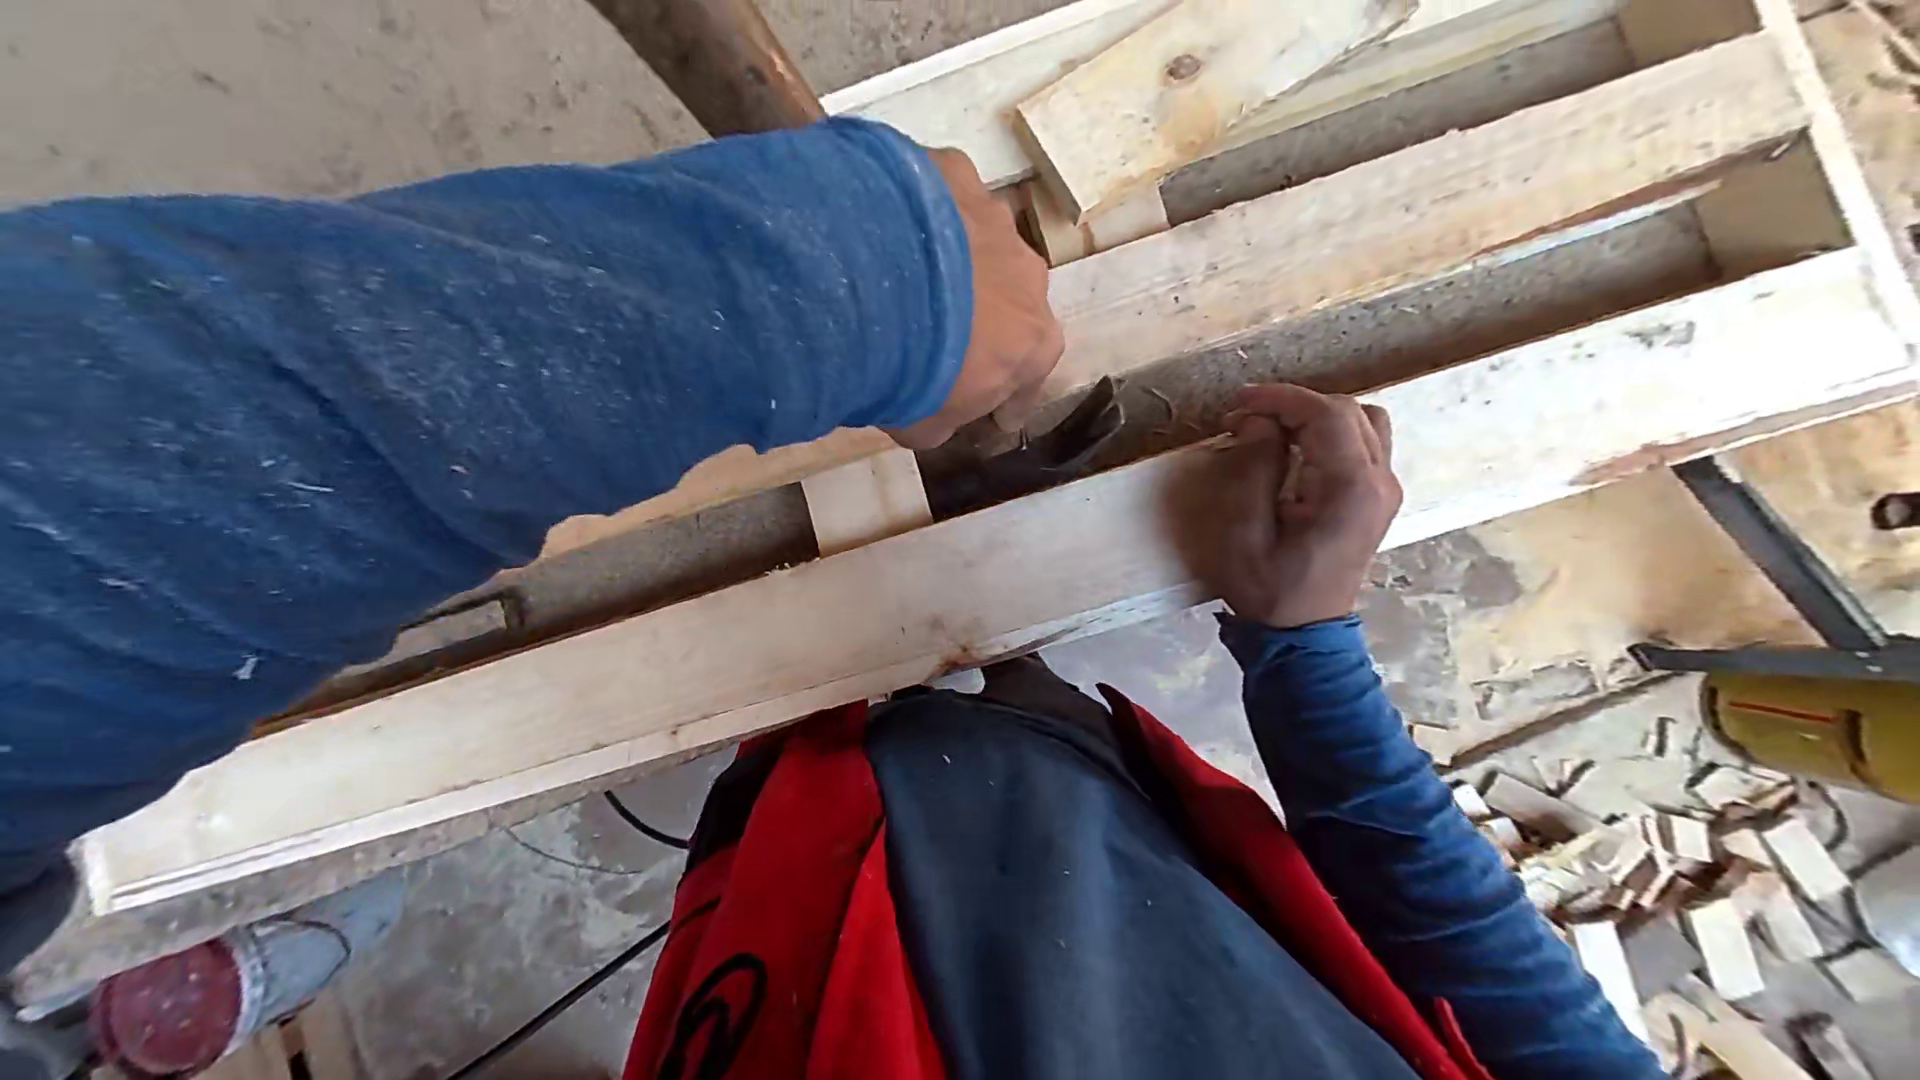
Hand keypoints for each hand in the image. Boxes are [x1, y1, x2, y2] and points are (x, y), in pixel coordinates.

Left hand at [888, 148, 1063, 449]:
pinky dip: (926, 213)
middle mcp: (1029, 278)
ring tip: (913, 278)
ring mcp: (995, 220)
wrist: (867, 289)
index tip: (1000, 415)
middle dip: (986, 322)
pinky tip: (891, 225)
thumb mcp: (925, 424)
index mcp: (1034, 344)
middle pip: (1011, 306)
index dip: (1012, 398)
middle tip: (947, 337)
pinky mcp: (954, 173)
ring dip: (959, 265)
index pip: (1031, 378)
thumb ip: (942, 422)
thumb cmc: (911, 374)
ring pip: (982, 247)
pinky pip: (944, 197)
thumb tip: (936, 420)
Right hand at [1207, 384, 1402, 628]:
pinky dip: (1326, 434)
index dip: (1280, 398)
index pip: (1326, 414)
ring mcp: (1384, 490)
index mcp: (1350, 489)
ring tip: (1270, 433)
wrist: (1302, 633)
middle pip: (1348, 410)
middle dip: (1293, 405)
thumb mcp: (1244, 531)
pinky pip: (1361, 443)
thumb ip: (1253, 468)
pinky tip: (1293, 450)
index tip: (1237, 404)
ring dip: (1313, 417)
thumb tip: (1256, 421)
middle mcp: (1380, 482)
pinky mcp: (1376, 498)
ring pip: (1361, 421)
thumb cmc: (1267, 588)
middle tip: (1245, 422)